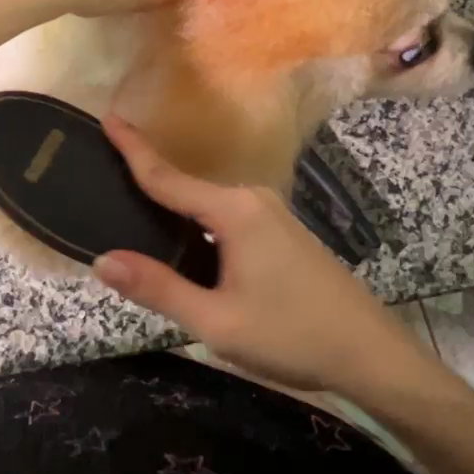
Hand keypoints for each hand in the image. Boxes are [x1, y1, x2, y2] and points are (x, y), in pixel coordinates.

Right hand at [92, 118, 425, 392]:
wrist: (372, 356)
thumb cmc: (292, 337)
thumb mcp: (216, 321)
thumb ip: (158, 288)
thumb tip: (103, 260)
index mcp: (233, 210)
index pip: (167, 176)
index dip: (133, 148)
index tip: (106, 117)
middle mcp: (251, 199)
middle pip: (185, 187)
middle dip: (146, 182)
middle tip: (101, 181)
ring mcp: (270, 213)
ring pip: (205, 205)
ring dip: (171, 210)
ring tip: (130, 218)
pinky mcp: (280, 232)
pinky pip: (223, 217)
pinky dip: (195, 224)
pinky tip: (181, 248)